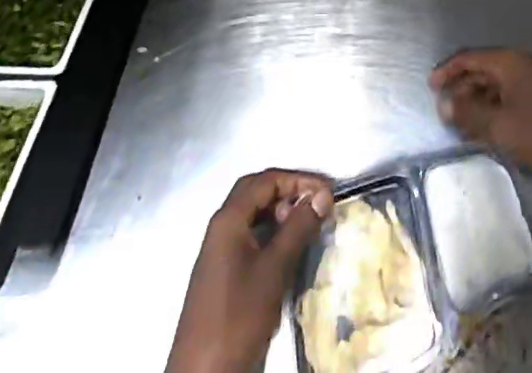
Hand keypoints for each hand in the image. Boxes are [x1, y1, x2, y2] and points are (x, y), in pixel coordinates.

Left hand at [165, 168, 332, 372]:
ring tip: (309, 222)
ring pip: (253, 214)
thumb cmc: (238, 314)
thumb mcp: (274, 269)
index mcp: (228, 219)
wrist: (204, 370)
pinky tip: (290, 247)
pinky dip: (273, 232)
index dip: (297, 179)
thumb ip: (297, 228)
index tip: (328, 189)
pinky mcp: (226, 270)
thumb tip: (322, 195)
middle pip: (256, 192)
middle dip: (288, 189)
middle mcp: (222, 227)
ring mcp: (221, 249)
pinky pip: (251, 236)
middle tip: (318, 200)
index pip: (264, 181)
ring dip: (281, 211)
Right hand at [431, 48, 531, 172]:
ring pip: (494, 86)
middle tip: (446, 113)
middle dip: (460, 90)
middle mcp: (519, 64)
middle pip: (480, 70)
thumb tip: (444, 105)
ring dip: (476, 102)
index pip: (466, 58)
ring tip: (463, 126)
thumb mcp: (500, 125)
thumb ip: (468, 114)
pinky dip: (493, 109)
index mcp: (507, 61)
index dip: (445, 71)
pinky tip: (488, 130)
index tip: (431, 88)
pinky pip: (508, 97)